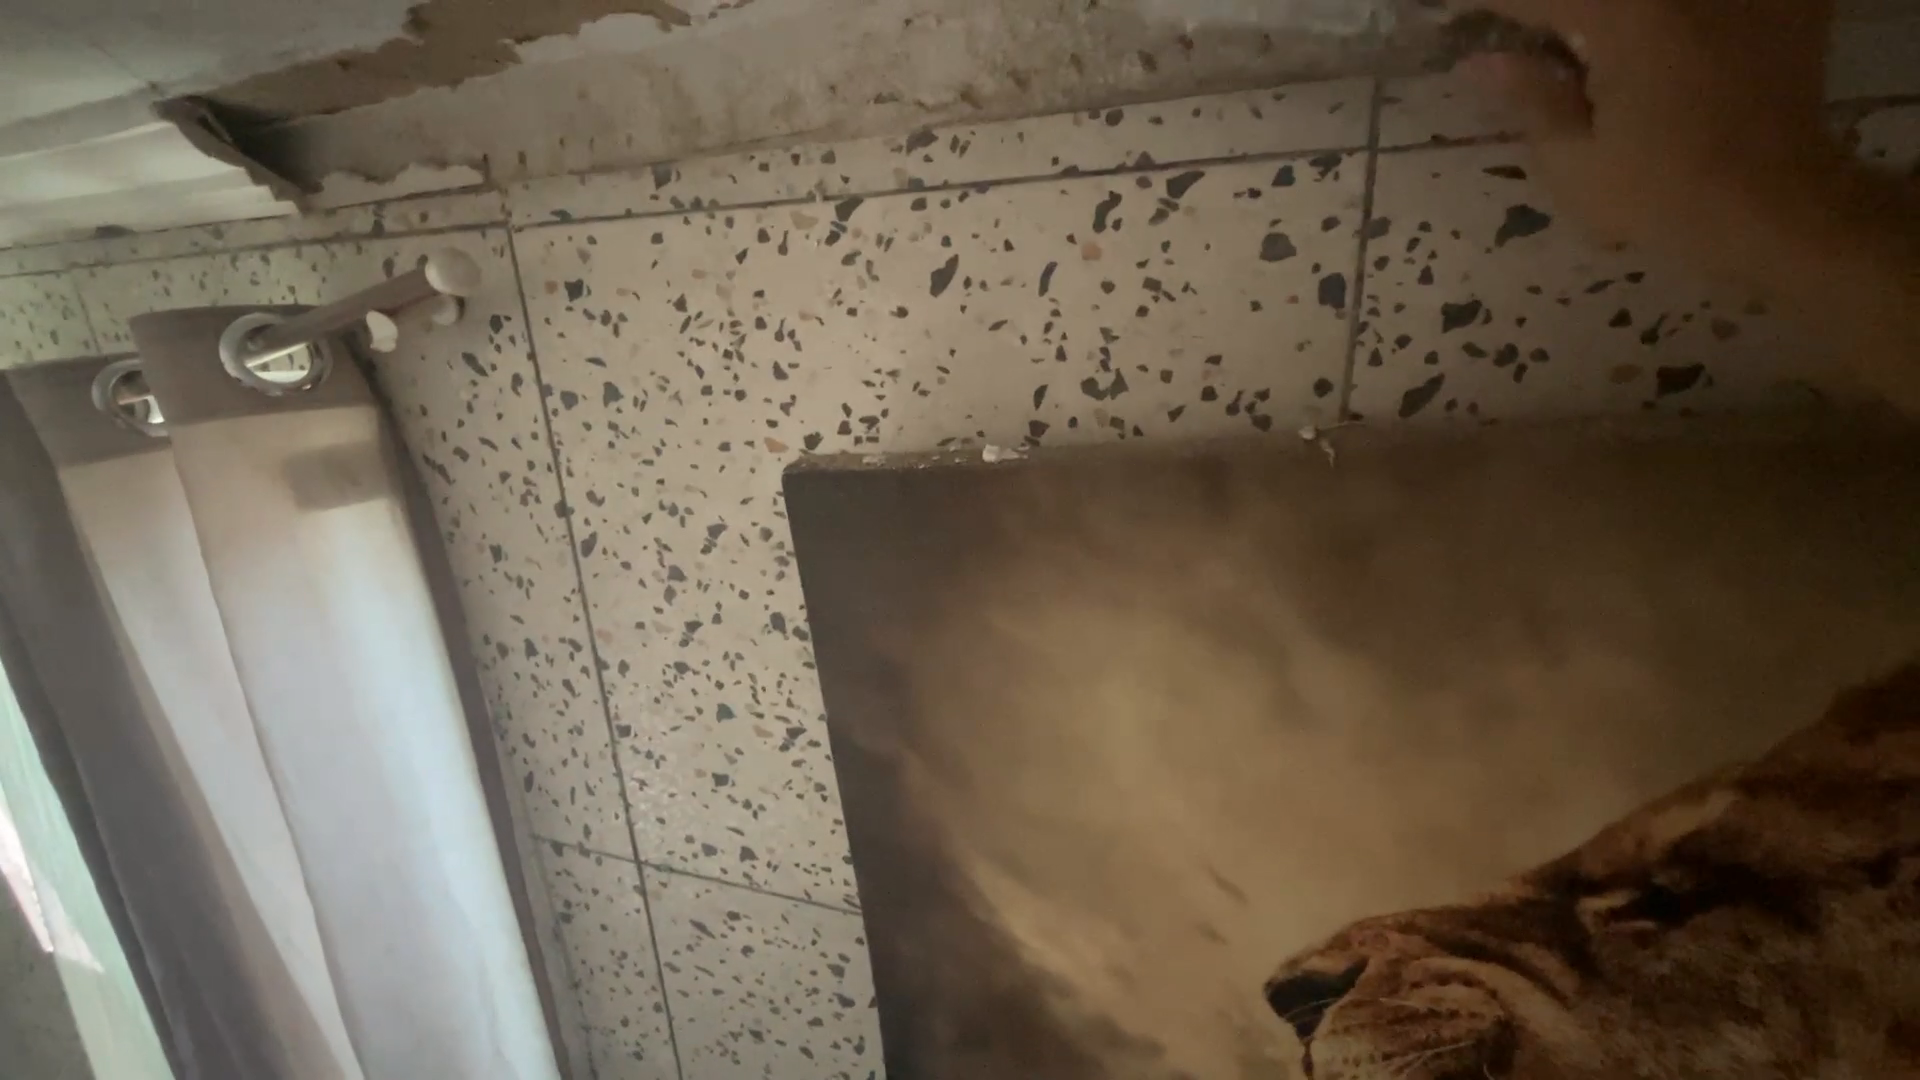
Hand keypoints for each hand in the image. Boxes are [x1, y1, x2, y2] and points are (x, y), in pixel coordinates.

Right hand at [1459, 0, 1839, 278]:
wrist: (1768, 203)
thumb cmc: (1652, 194)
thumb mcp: (1568, 159)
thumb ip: (1529, 97)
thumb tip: (1480, 62)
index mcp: (1633, 18)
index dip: (1496, 3)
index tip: (1456, 12)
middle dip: (1548, 9)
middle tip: (1515, 36)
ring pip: (1642, 6)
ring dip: (1596, 21)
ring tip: (1567, 46)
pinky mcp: (1783, 0)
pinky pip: (1704, 7)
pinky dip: (1659, 22)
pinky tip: (1651, 42)